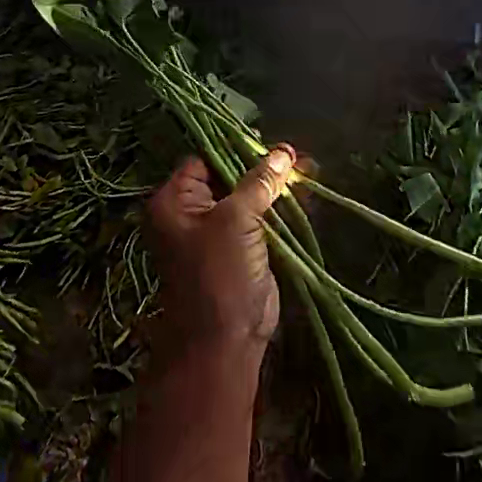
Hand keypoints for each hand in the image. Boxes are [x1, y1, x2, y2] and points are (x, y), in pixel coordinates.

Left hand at [145, 145, 295, 352]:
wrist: (225, 342)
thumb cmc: (219, 274)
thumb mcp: (235, 219)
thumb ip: (258, 182)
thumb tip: (283, 151)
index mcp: (175, 200)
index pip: (205, 158)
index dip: (236, 147)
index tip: (268, 139)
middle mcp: (192, 211)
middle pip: (229, 175)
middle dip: (262, 165)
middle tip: (294, 153)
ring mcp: (218, 230)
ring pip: (248, 196)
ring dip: (275, 185)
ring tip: (306, 166)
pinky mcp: (242, 247)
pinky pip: (261, 218)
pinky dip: (280, 206)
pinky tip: (304, 191)